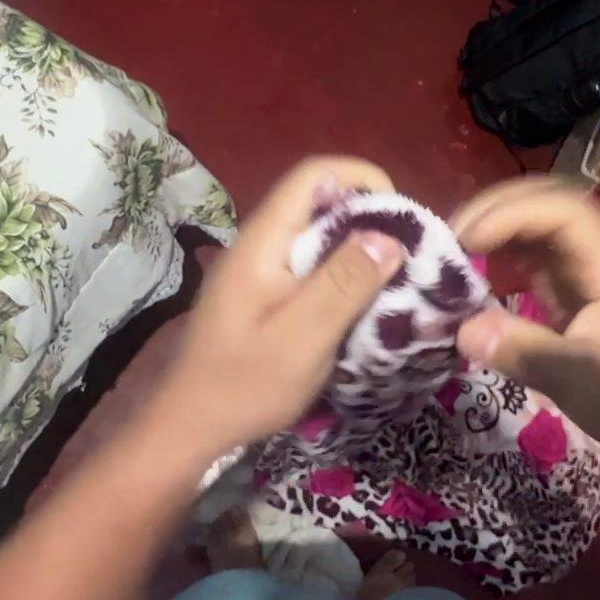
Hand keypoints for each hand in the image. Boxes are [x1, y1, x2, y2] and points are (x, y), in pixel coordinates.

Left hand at [152, 157, 406, 457]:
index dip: (361, 179)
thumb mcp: (303, 338)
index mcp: (262, 242)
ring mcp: (256, 269)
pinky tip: (360, 304)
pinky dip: (339, 274)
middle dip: (367, 218)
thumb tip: (388, 235)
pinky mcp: (261, 293)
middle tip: (407, 255)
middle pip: (317, 202)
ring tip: (393, 279)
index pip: (312, 175)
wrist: (192, 425)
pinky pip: (307, 266)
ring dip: (355, 249)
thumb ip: (343, 285)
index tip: (401, 218)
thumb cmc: (245, 384)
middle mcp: (257, 244)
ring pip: (314, 236)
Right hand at [450, 177, 599, 448]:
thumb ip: (525, 351)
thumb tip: (462, 328)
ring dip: (494, 224)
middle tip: (450, 236)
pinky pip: (529, 252)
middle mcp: (596, 256)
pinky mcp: (566, 287)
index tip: (469, 242)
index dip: (513, 214)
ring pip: (536, 223)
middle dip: (496, 209)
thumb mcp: (580, 380)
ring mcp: (581, 269)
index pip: (564, 212)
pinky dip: (498, 249)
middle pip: (548, 203)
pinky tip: (472, 265)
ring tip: (453, 246)